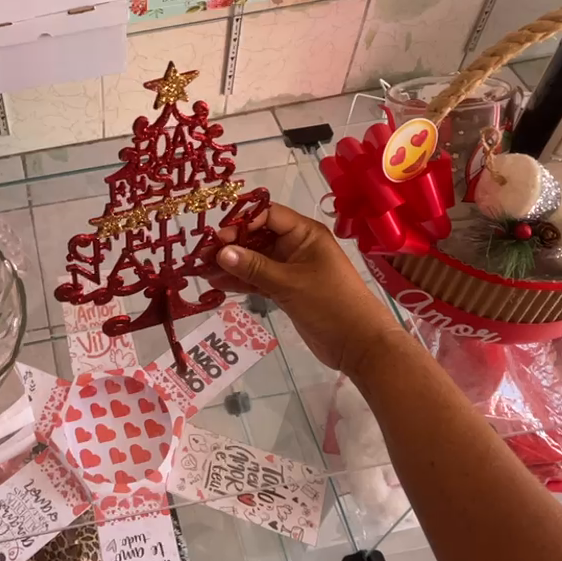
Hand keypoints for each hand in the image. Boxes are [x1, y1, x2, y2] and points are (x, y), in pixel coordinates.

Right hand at [207, 202, 400, 376]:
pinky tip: (217, 284)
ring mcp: (291, 269)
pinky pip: (258, 278)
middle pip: (258, 237)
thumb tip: (221, 252)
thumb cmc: (331, 304)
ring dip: (231, 265)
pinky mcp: (286, 289)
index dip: (242, 222)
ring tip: (202, 271)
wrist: (359, 345)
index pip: (268, 215)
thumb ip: (254, 267)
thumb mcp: (290, 283)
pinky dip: (240, 281)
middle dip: (231, 245)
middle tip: (202, 256)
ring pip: (255, 260)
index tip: (218, 237)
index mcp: (305, 234)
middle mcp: (297, 246)